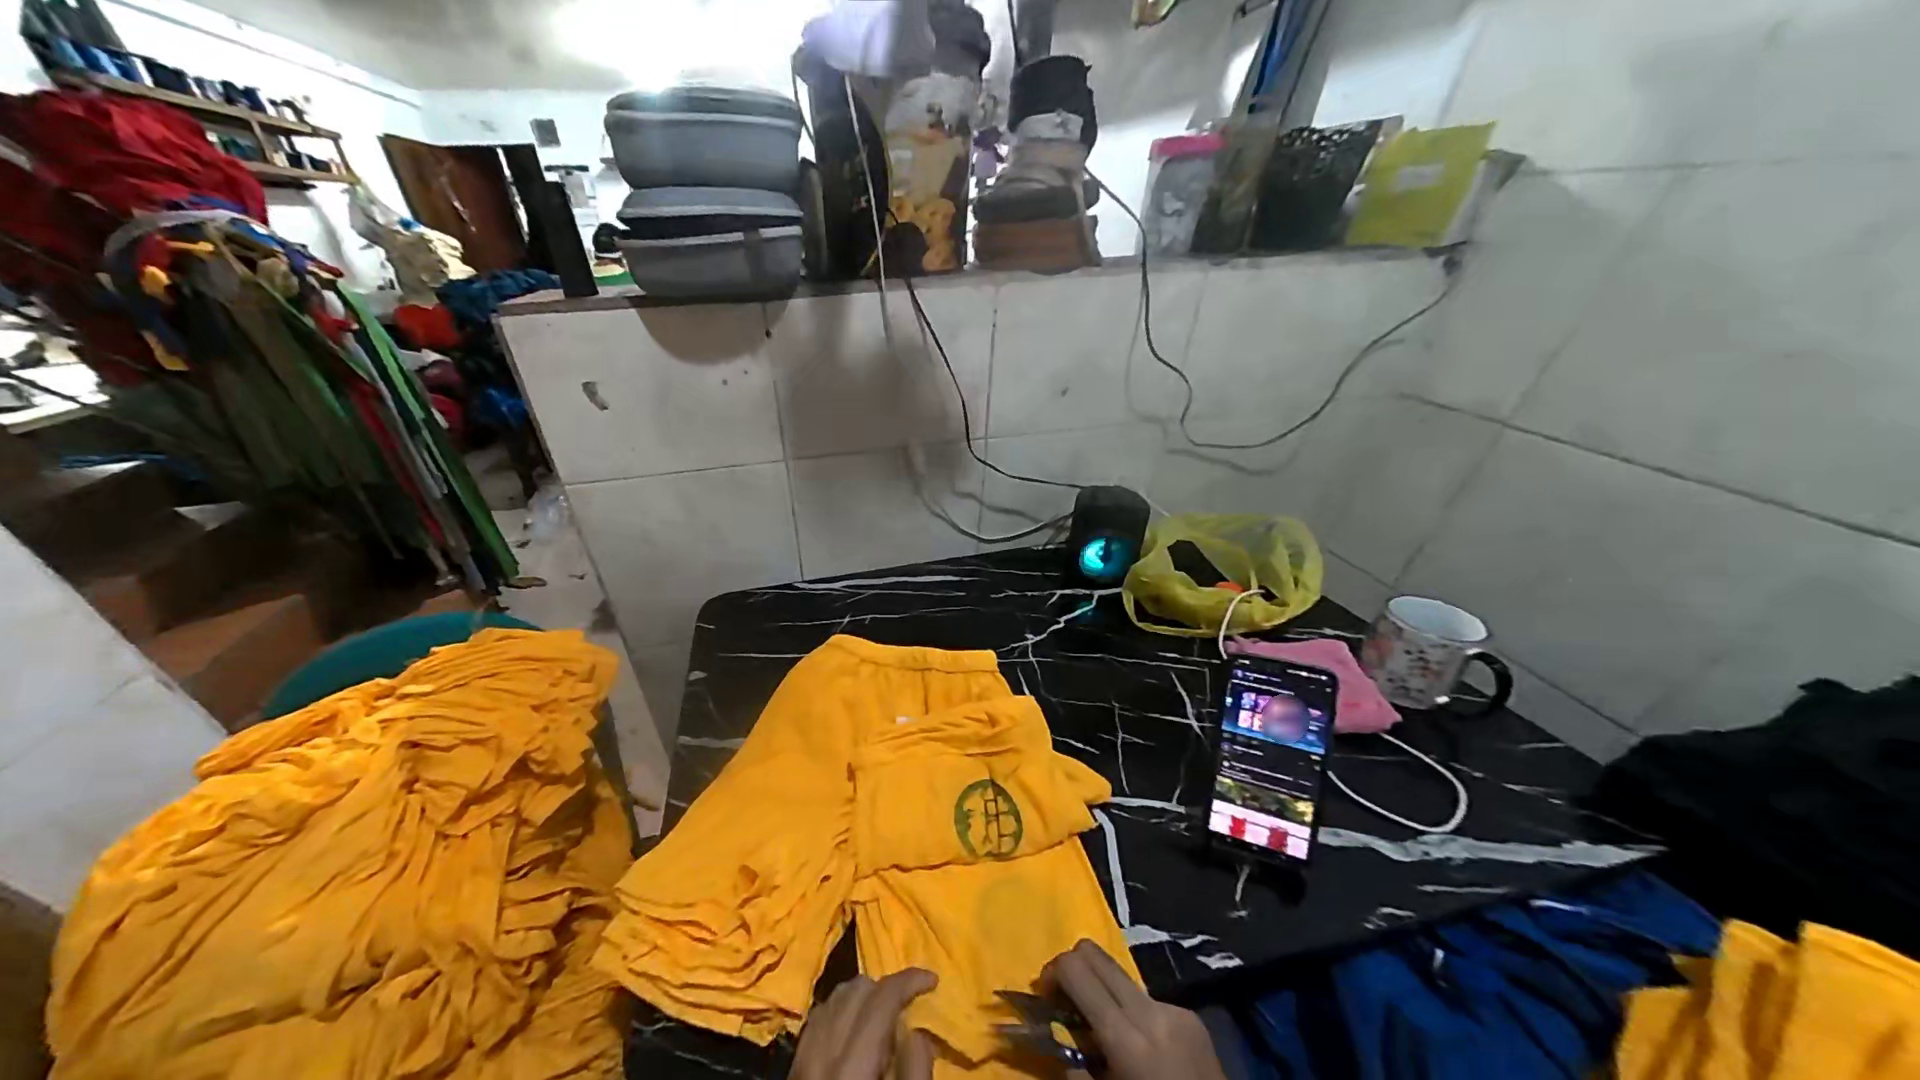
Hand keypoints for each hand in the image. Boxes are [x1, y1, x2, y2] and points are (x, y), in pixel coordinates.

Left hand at [791, 968, 937, 1079]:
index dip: (909, 981)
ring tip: (883, 1014)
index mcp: (851, 1066)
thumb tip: (917, 1030)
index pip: (880, 1000)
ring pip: (834, 996)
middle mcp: (821, 1052)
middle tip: (908, 1005)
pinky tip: (854, 1026)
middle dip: (886, 987)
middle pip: (855, 990)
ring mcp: (802, 1057)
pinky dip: (840, 1009)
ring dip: (862, 995)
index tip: (933, 980)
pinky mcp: (793, 1064)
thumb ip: (915, 1071)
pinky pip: (818, 1017)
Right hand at [1043, 940, 1227, 1079]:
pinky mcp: (1191, 1016)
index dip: (1053, 972)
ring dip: (1104, 994)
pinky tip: (1143, 1051)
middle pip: (1096, 955)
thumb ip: (1075, 1069)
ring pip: (1122, 978)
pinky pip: (1148, 1000)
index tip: (1045, 996)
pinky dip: (1133, 1014)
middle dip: (1072, 967)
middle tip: (1063, 999)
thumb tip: (1054, 1034)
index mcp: (1125, 1039)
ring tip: (1107, 1036)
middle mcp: (1149, 1011)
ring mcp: (1175, 1009)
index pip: (1077, 970)